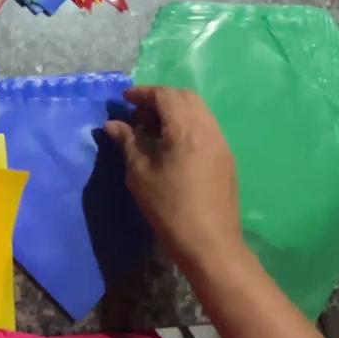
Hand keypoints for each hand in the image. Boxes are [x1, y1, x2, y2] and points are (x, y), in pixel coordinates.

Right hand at [103, 86, 242, 270]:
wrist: (209, 243)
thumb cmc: (169, 206)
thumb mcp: (139, 172)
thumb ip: (128, 141)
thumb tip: (113, 125)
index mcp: (187, 130)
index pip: (166, 96)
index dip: (143, 93)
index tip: (124, 100)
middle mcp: (208, 130)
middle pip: (186, 98)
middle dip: (160, 99)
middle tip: (138, 115)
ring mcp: (221, 144)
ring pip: (198, 111)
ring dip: (174, 112)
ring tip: (152, 131)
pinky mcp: (225, 159)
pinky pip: (205, 128)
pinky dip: (185, 125)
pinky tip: (170, 146)